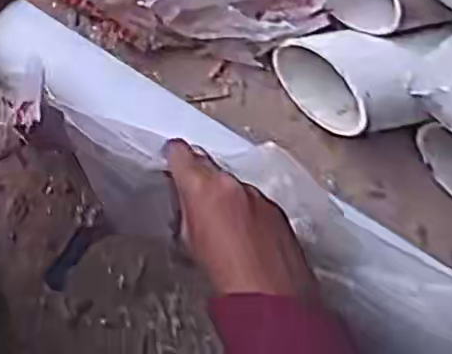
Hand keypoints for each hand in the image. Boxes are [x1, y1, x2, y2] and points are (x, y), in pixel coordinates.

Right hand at [163, 139, 319, 300]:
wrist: (272, 302)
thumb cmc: (227, 274)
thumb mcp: (187, 235)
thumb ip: (182, 204)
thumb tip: (183, 196)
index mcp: (199, 185)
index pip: (178, 150)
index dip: (174, 157)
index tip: (174, 164)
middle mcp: (229, 184)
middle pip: (206, 163)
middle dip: (200, 176)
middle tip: (198, 197)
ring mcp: (256, 196)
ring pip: (232, 182)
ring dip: (227, 195)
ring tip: (228, 224)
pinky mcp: (278, 212)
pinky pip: (255, 200)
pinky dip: (249, 209)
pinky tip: (248, 234)